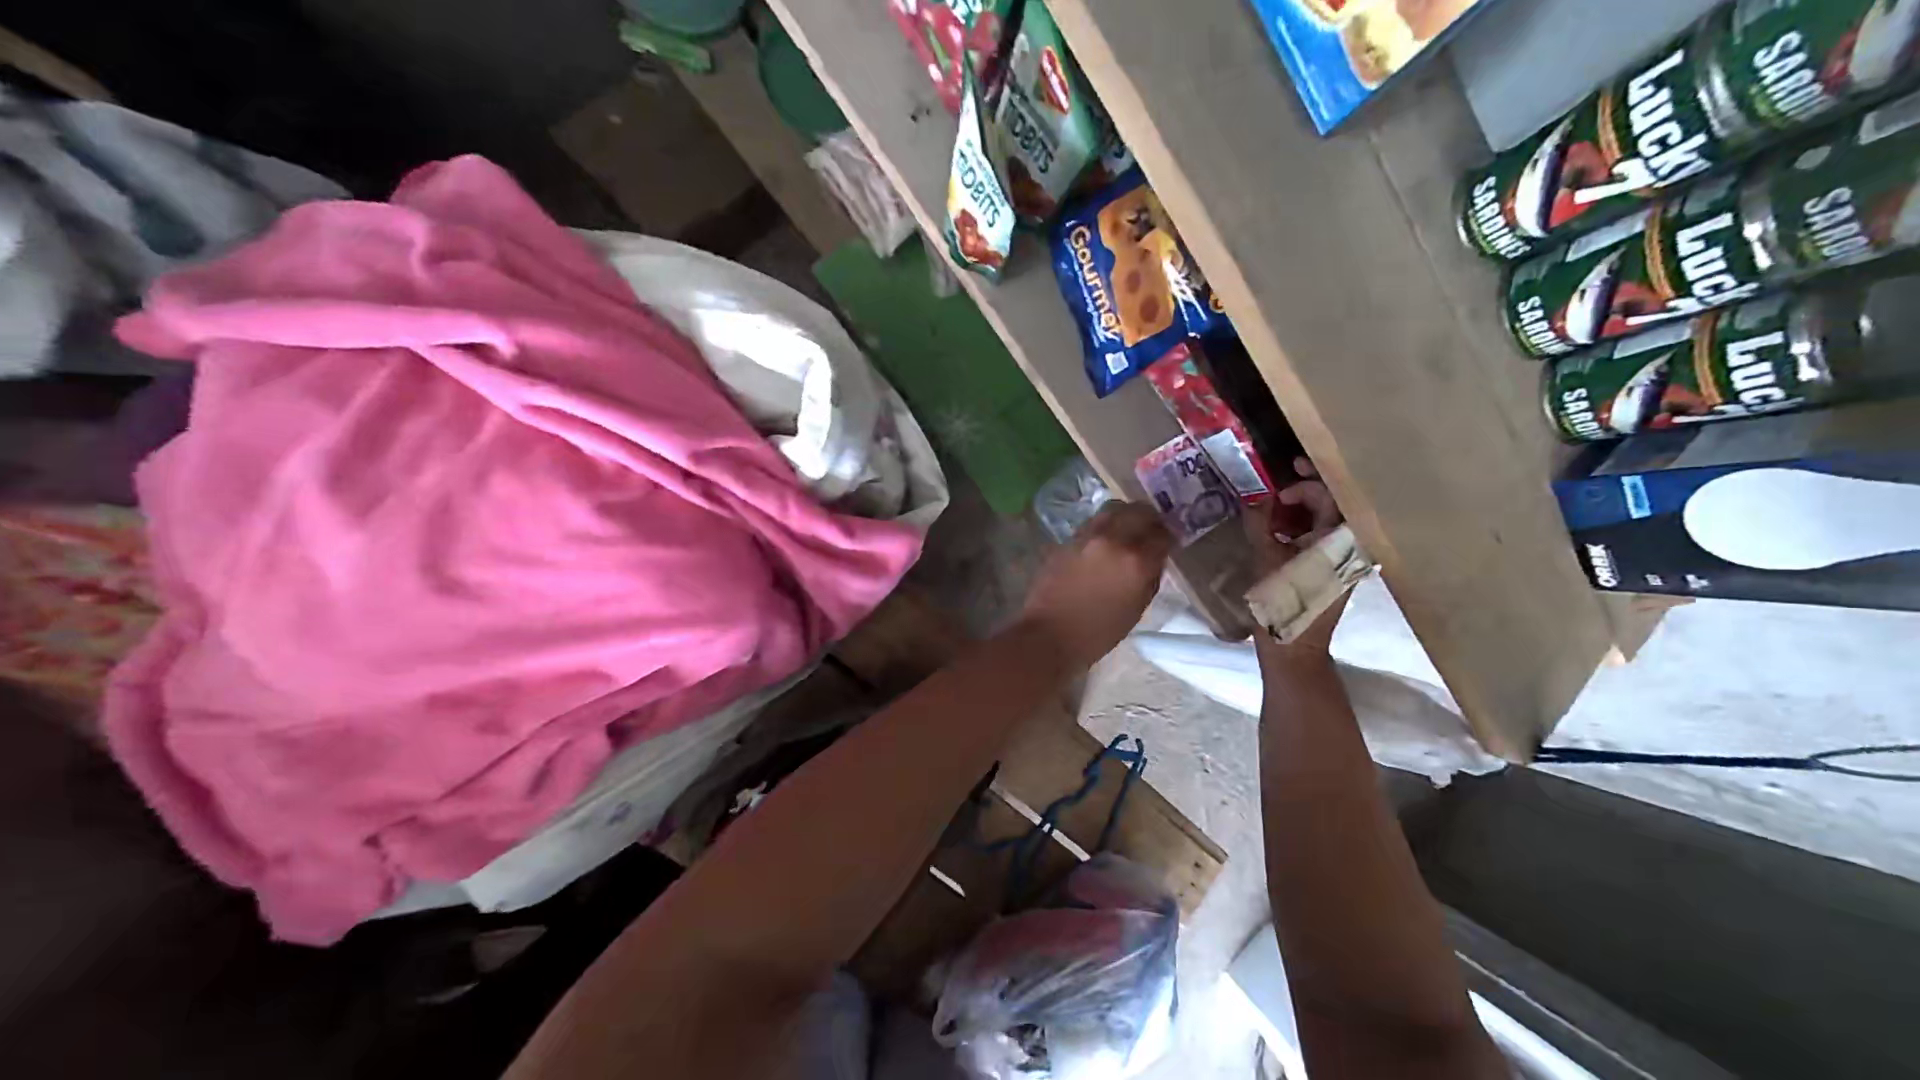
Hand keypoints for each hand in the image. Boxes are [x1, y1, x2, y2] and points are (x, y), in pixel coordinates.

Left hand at [1016, 501, 1173, 669]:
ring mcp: (1087, 536)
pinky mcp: (1067, 539)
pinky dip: (1105, 525)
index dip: (1170, 537)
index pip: (1163, 535)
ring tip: (1128, 529)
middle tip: (1152, 529)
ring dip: (1126, 516)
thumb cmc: (1099, 632)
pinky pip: (1093, 522)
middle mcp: (1113, 540)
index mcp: (1136, 561)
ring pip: (1114, 509)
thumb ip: (1150, 577)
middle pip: (1139, 511)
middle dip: (1150, 518)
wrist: (1050, 634)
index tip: (1170, 541)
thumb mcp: (1137, 608)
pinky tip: (1106, 540)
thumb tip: (1154, 558)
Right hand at [1246, 458, 1349, 655]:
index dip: (1304, 486)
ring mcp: (1344, 561)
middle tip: (1277, 489)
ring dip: (1301, 512)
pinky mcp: (1334, 573)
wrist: (1293, 649)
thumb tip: (1256, 498)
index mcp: (1340, 541)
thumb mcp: (1266, 560)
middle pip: (1333, 506)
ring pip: (1327, 523)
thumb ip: (1261, 524)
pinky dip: (1302, 530)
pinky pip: (1322, 540)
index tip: (1277, 491)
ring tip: (1273, 511)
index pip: (1330, 497)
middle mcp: (1350, 548)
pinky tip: (1279, 534)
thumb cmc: (1280, 604)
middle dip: (1305, 493)